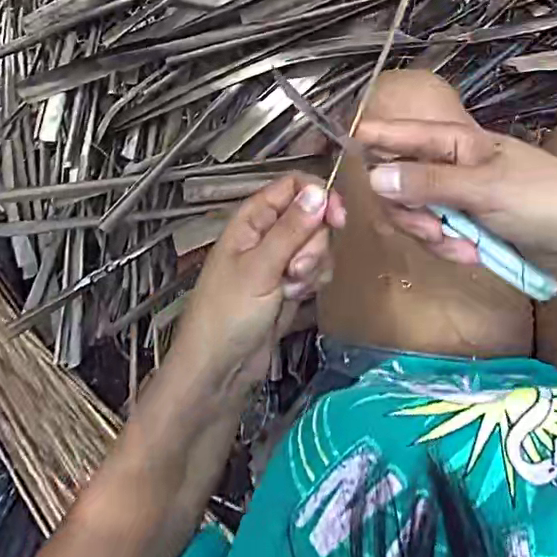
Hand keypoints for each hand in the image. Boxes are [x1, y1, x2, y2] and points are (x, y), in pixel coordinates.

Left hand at [161, 174, 343, 408]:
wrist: (219, 370)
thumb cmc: (225, 315)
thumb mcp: (260, 268)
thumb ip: (292, 229)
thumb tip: (319, 191)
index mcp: (252, 218)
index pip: (293, 186)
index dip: (318, 196)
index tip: (337, 218)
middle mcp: (267, 233)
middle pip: (312, 216)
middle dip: (313, 244)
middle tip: (294, 269)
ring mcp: (279, 259)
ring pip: (317, 245)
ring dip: (313, 267)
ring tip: (289, 288)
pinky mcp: (290, 283)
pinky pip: (316, 270)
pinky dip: (313, 283)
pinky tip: (294, 298)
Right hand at [355, 118, 556, 271]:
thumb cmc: (546, 199)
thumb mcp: (484, 189)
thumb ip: (427, 183)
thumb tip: (372, 175)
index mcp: (456, 142)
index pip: (399, 133)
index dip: (369, 138)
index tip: (337, 149)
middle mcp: (451, 165)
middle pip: (400, 181)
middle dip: (409, 210)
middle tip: (429, 230)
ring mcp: (460, 196)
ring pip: (416, 212)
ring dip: (431, 233)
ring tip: (461, 248)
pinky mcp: (470, 225)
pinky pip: (438, 233)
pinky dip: (448, 246)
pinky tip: (470, 255)